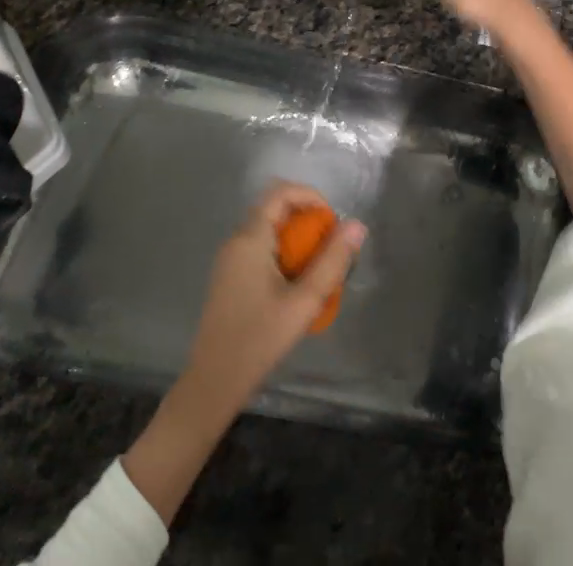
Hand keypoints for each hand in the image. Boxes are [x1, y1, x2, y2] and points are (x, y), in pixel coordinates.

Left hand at [181, 183, 365, 409]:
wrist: (215, 380)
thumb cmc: (260, 338)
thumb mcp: (305, 300)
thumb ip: (333, 260)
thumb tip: (357, 225)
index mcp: (250, 239)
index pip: (281, 192)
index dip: (312, 197)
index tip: (334, 224)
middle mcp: (236, 241)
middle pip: (275, 209)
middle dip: (308, 222)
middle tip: (331, 252)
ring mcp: (230, 260)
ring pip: (269, 231)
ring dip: (298, 241)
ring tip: (319, 272)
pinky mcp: (230, 277)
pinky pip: (261, 250)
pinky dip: (284, 256)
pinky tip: (297, 289)